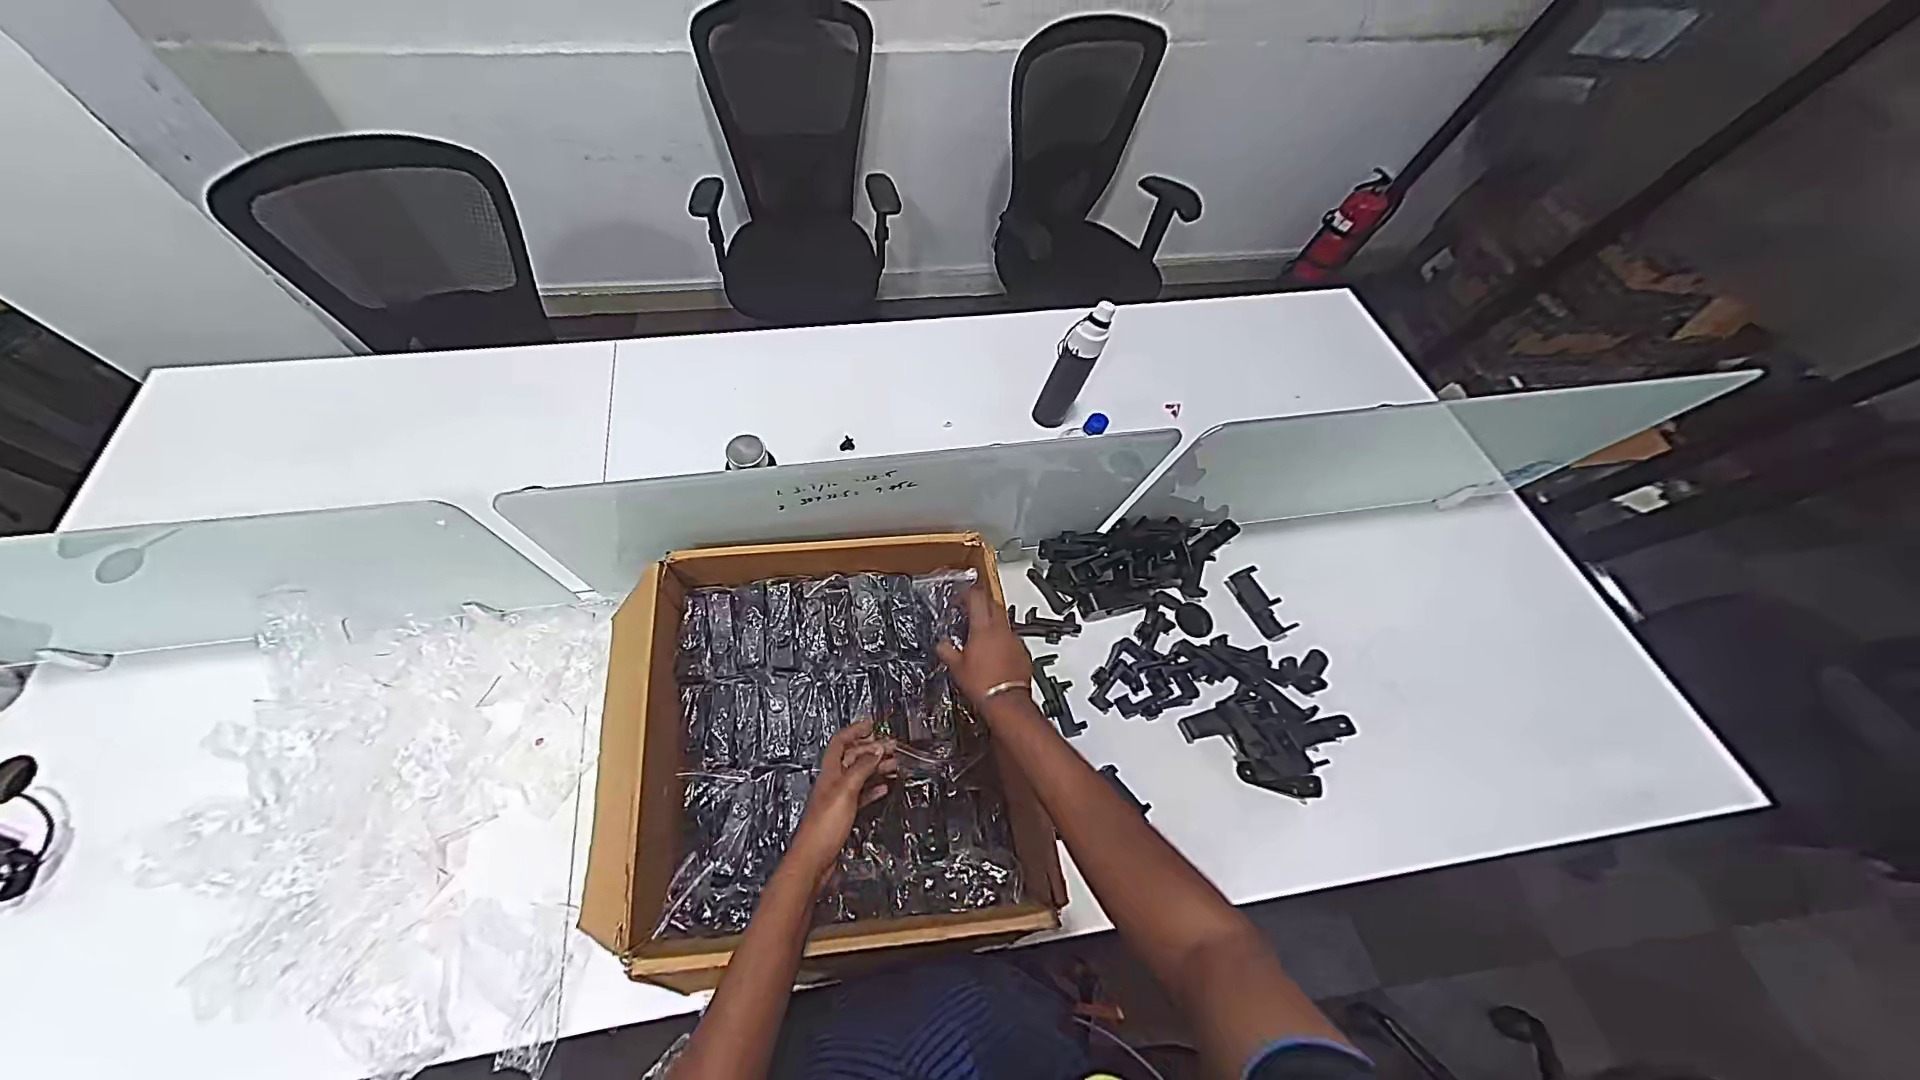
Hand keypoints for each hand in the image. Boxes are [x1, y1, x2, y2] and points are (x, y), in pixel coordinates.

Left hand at [787, 721, 895, 880]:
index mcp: (830, 772)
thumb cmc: (822, 828)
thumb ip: (861, 768)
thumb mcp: (844, 791)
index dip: (855, 731)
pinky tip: (882, 788)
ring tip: (893, 763)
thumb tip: (875, 750)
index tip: (871, 725)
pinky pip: (861, 794)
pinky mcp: (844, 815)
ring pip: (860, 775)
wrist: (813, 861)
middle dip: (872, 749)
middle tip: (891, 746)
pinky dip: (873, 788)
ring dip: (876, 767)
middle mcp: (833, 782)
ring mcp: (838, 798)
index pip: (841, 742)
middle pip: (853, 757)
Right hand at [935, 585, 1033, 711]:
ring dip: (992, 621)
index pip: (977, 598)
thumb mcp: (956, 667)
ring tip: (981, 633)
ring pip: (1003, 620)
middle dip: (981, 602)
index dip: (967, 595)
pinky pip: (1012, 637)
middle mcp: (1001, 630)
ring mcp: (1014, 639)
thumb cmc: (983, 685)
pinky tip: (995, 650)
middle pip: (993, 603)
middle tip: (970, 610)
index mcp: (983, 629)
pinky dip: (1002, 638)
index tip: (961, 600)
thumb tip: (942, 645)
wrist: (1006, 701)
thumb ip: (946, 650)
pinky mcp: (1023, 650)